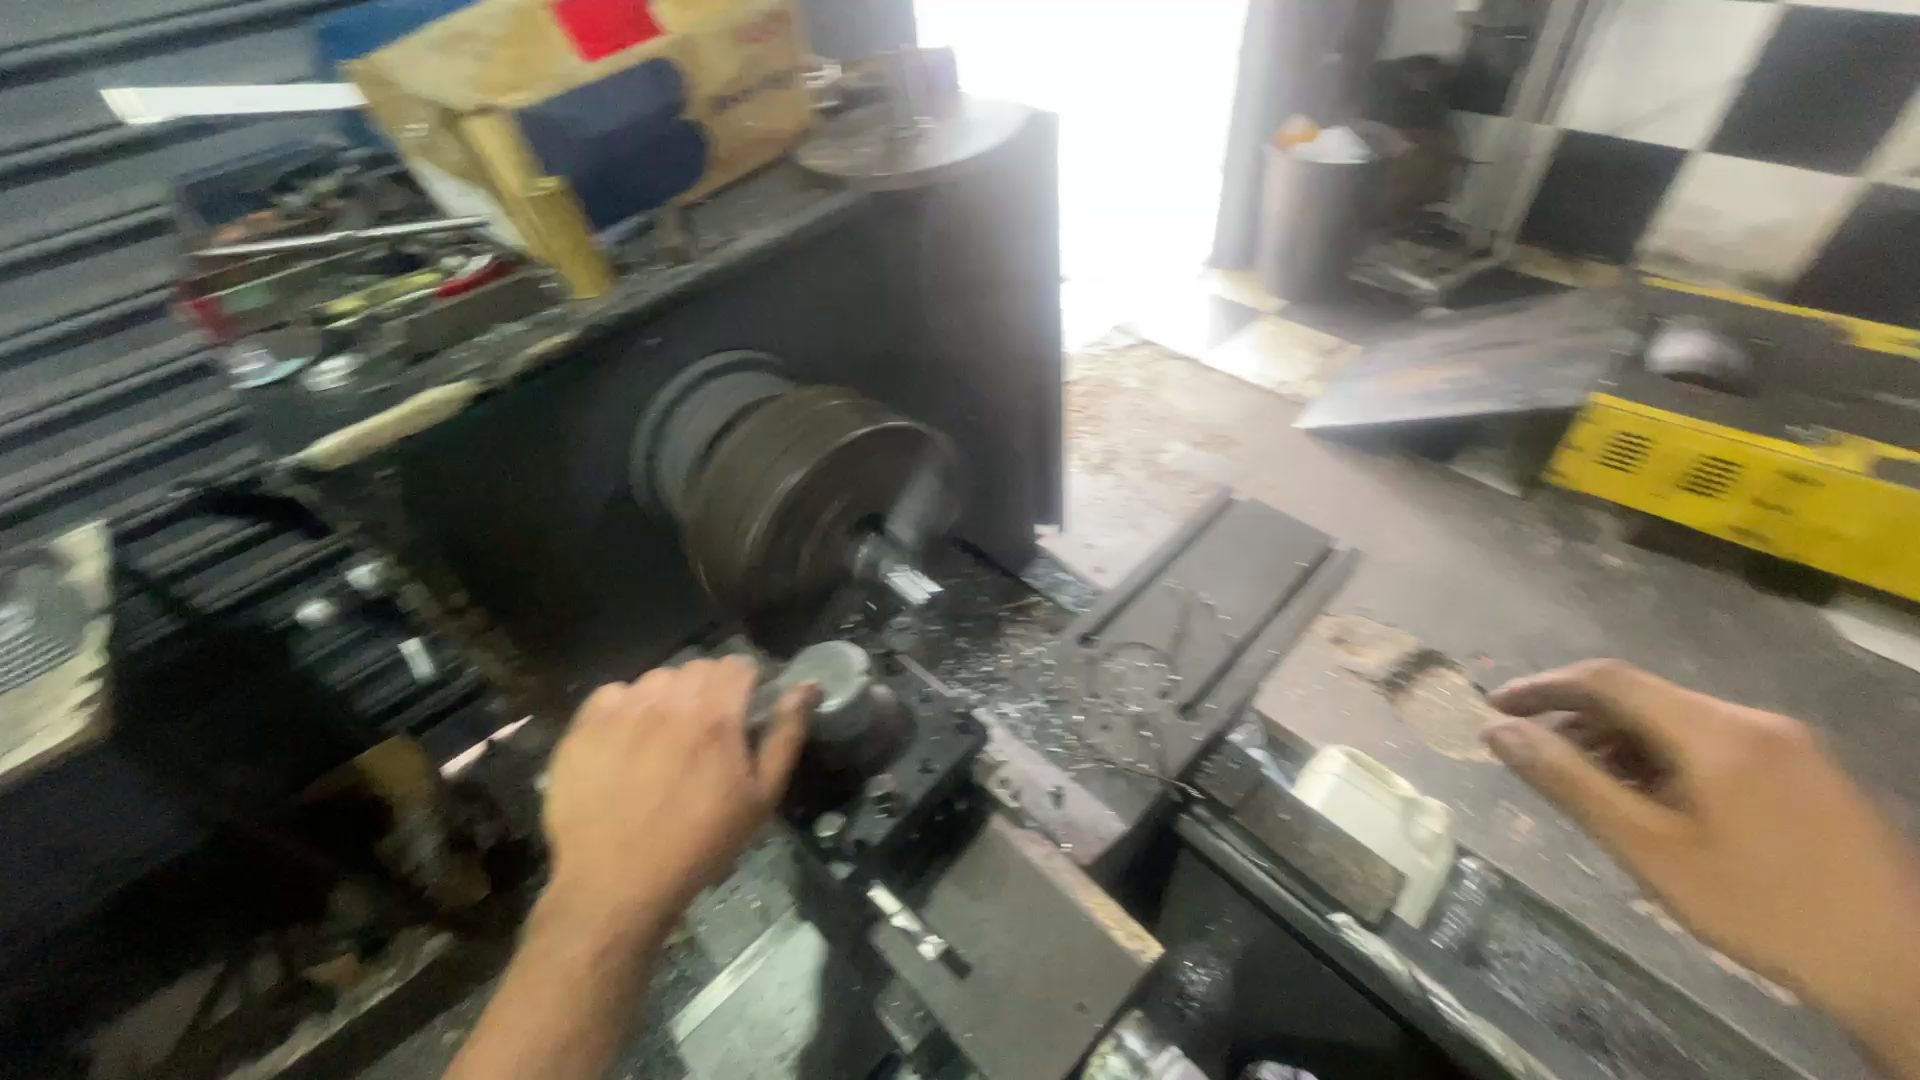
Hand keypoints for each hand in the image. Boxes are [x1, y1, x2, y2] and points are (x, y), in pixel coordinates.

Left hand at [541, 657, 818, 933]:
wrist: (614, 886)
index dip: (746, 682)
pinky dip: (625, 707)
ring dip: (669, 695)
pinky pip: (612, 694)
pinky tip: (627, 740)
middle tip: (707, 728)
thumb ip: (785, 734)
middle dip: (709, 687)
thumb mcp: (760, 798)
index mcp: (716, 716)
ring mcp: (621, 713)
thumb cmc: (699, 844)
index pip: (737, 664)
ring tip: (665, 734)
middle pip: (697, 667)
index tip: (744, 708)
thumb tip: (806, 686)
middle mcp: (669, 703)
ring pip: (656, 678)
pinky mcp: (583, 729)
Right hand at [1484, 661, 1919, 1074]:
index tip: (1493, 708)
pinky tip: (1647, 801)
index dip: (1541, 688)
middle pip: (1641, 699)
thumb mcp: (1647, 847)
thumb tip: (1498, 732)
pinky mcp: (1806, 774)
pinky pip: (1710, 744)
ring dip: (1616, 742)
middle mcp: (1753, 722)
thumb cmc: (1762, 907)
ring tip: (1585, 786)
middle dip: (1576, 719)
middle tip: (1532, 755)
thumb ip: (1568, 782)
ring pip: (1674, 722)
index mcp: (1716, 731)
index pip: (1606, 681)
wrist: (1910, 973)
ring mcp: (1788, 747)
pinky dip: (1659, 759)